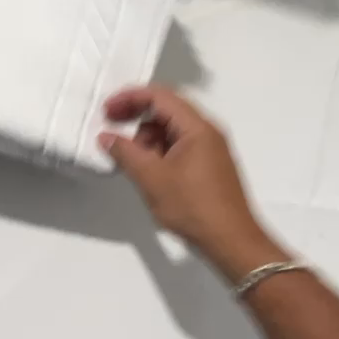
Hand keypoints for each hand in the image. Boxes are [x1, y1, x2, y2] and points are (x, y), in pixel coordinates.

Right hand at [100, 86, 286, 278]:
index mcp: (197, 127)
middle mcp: (208, 131)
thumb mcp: (151, 178)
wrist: (232, 242)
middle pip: (167, 109)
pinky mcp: (211, 166)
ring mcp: (212, 149)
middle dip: (137, 117)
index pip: (160, 96)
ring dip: (148, 138)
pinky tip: (150, 172)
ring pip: (173, 129)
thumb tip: (106, 136)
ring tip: (134, 163)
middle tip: (112, 131)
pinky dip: (161, 151)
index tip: (107, 112)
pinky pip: (181, 145)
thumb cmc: (192, 207)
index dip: (129, 98)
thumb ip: (125, 152)